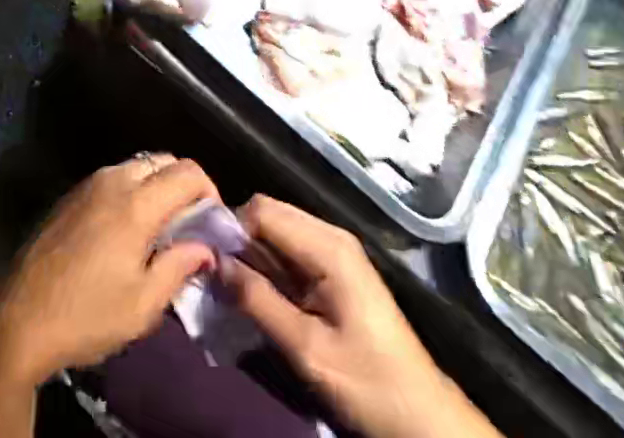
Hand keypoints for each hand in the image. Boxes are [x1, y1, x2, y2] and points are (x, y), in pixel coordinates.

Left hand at [0, 154, 219, 384]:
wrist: (17, 324)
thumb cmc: (86, 317)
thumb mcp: (143, 305)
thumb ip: (180, 267)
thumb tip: (205, 248)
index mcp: (137, 205)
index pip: (189, 172)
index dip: (210, 191)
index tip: (212, 222)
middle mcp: (114, 182)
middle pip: (165, 161)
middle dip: (185, 185)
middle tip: (189, 223)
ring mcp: (88, 186)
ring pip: (138, 166)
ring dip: (157, 185)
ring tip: (159, 226)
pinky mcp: (70, 197)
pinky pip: (113, 178)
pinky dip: (132, 190)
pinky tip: (126, 228)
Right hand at [222, 196, 499, 437]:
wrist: (419, 412)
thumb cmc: (366, 380)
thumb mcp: (306, 347)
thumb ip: (258, 300)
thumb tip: (214, 262)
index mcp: (328, 246)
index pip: (263, 210)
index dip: (231, 229)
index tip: (204, 259)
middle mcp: (330, 236)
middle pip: (270, 215)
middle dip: (237, 239)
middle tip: (211, 275)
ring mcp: (333, 252)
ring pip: (277, 233)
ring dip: (250, 255)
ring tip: (224, 286)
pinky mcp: (333, 270)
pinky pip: (289, 253)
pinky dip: (267, 267)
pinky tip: (251, 293)